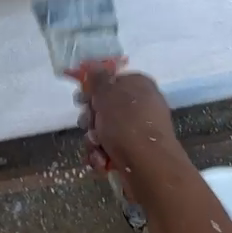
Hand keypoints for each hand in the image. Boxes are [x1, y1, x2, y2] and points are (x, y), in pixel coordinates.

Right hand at [77, 69, 184, 197]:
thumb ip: (97, 78)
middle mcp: (141, 106)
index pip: (111, 81)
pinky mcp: (136, 153)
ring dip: (94, 140)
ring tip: (97, 147)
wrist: (149, 167)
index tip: (82, 100)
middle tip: (88, 125)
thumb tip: (93, 65)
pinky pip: (111, 149)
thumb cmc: (126, 124)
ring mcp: (139, 131)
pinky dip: (103, 155)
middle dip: (90, 119)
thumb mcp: (107, 94)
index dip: (94, 90)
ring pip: (104, 131)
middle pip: (105, 108)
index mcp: (139, 85)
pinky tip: (102, 161)